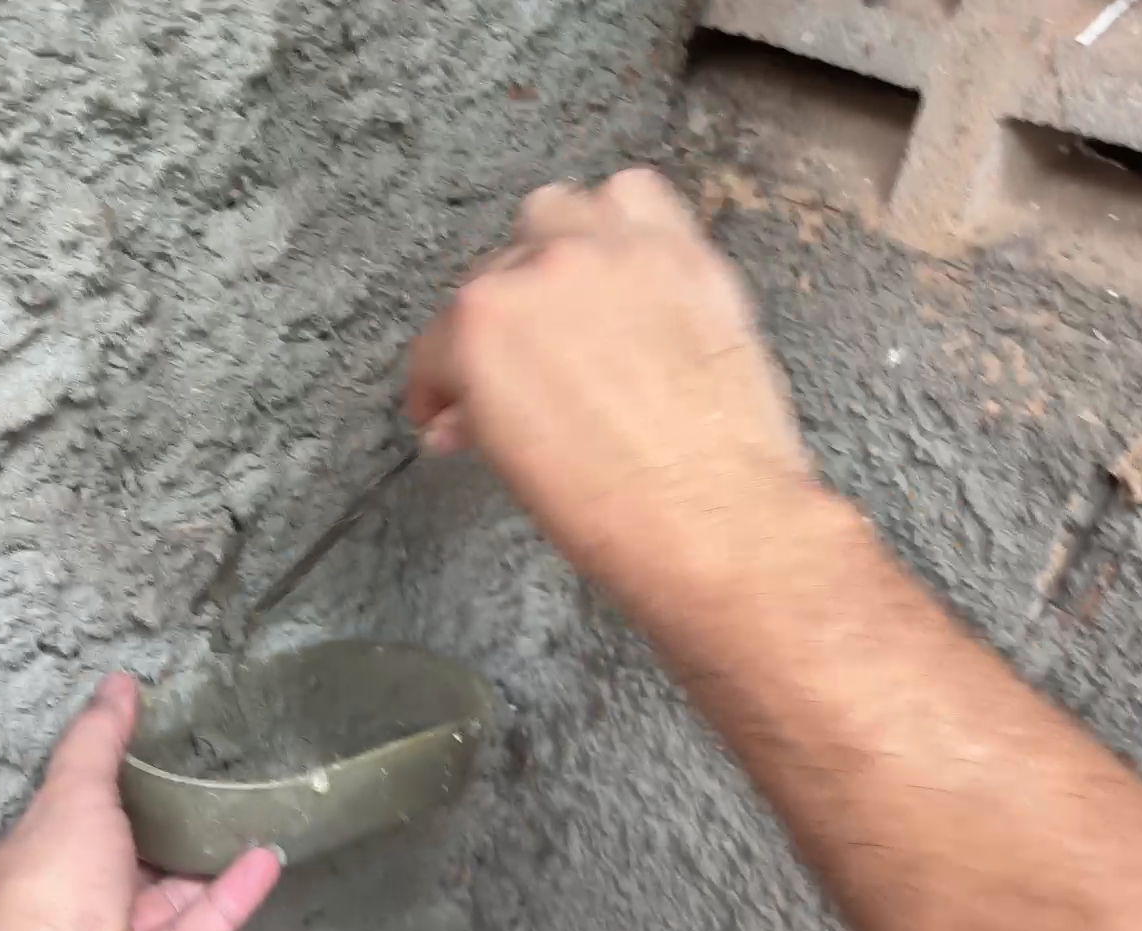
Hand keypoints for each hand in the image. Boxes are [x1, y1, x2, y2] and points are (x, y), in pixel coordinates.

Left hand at [0, 675, 281, 930]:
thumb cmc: (45, 898)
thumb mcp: (71, 795)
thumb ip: (97, 740)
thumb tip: (116, 684)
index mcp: (9, 879)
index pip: (54, 829)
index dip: (93, 798)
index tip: (135, 770)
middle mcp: (51, 922)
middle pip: (115, 866)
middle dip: (158, 831)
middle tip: (199, 789)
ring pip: (163, 901)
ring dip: (205, 860)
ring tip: (244, 816)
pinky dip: (229, 897)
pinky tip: (264, 860)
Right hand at [405, 169, 815, 604]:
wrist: (706, 520)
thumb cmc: (608, 510)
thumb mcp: (509, 461)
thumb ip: (475, 414)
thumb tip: (460, 413)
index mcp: (478, 328)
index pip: (434, 345)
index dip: (434, 385)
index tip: (443, 406)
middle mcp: (539, 272)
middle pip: (491, 279)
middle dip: (492, 331)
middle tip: (510, 375)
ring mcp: (614, 253)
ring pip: (553, 213)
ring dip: (545, 255)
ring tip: (559, 306)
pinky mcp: (680, 253)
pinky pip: (635, 200)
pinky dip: (618, 226)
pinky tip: (618, 269)